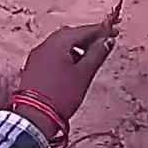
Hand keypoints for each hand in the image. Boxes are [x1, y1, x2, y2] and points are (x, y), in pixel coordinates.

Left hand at [14, 5, 119, 124]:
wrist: (35, 117)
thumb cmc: (61, 95)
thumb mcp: (84, 74)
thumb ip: (97, 54)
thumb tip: (107, 40)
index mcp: (57, 43)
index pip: (82, 30)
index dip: (100, 30)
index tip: (114, 31)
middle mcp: (44, 46)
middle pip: (69, 35)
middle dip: (87, 37)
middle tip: (104, 42)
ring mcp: (36, 56)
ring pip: (60, 44)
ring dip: (76, 46)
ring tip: (91, 56)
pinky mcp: (33, 67)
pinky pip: (52, 54)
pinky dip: (66, 55)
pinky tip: (75, 66)